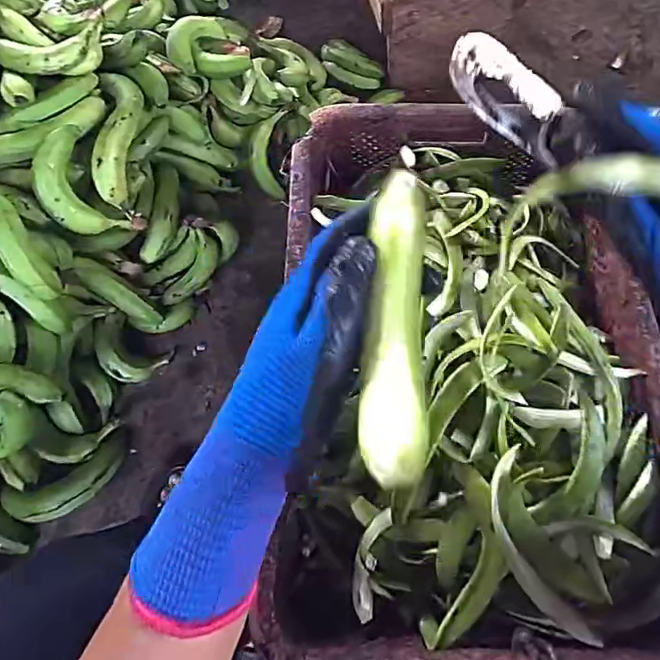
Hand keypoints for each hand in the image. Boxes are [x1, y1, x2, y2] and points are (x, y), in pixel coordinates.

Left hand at [128, 209, 371, 635]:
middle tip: (405, 238)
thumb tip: (361, 246)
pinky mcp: (307, 354)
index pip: (328, 244)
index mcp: (295, 298)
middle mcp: (295, 307)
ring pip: (336, 288)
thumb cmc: (286, 401)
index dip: (356, 220)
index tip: (389, 204)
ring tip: (401, 269)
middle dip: (365, 242)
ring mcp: (299, 331)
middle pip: (332, 262)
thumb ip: (338, 298)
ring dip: (365, 272)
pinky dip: (362, 303)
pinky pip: (339, 314)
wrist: (253, 456)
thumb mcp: (317, 346)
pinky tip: (380, 315)